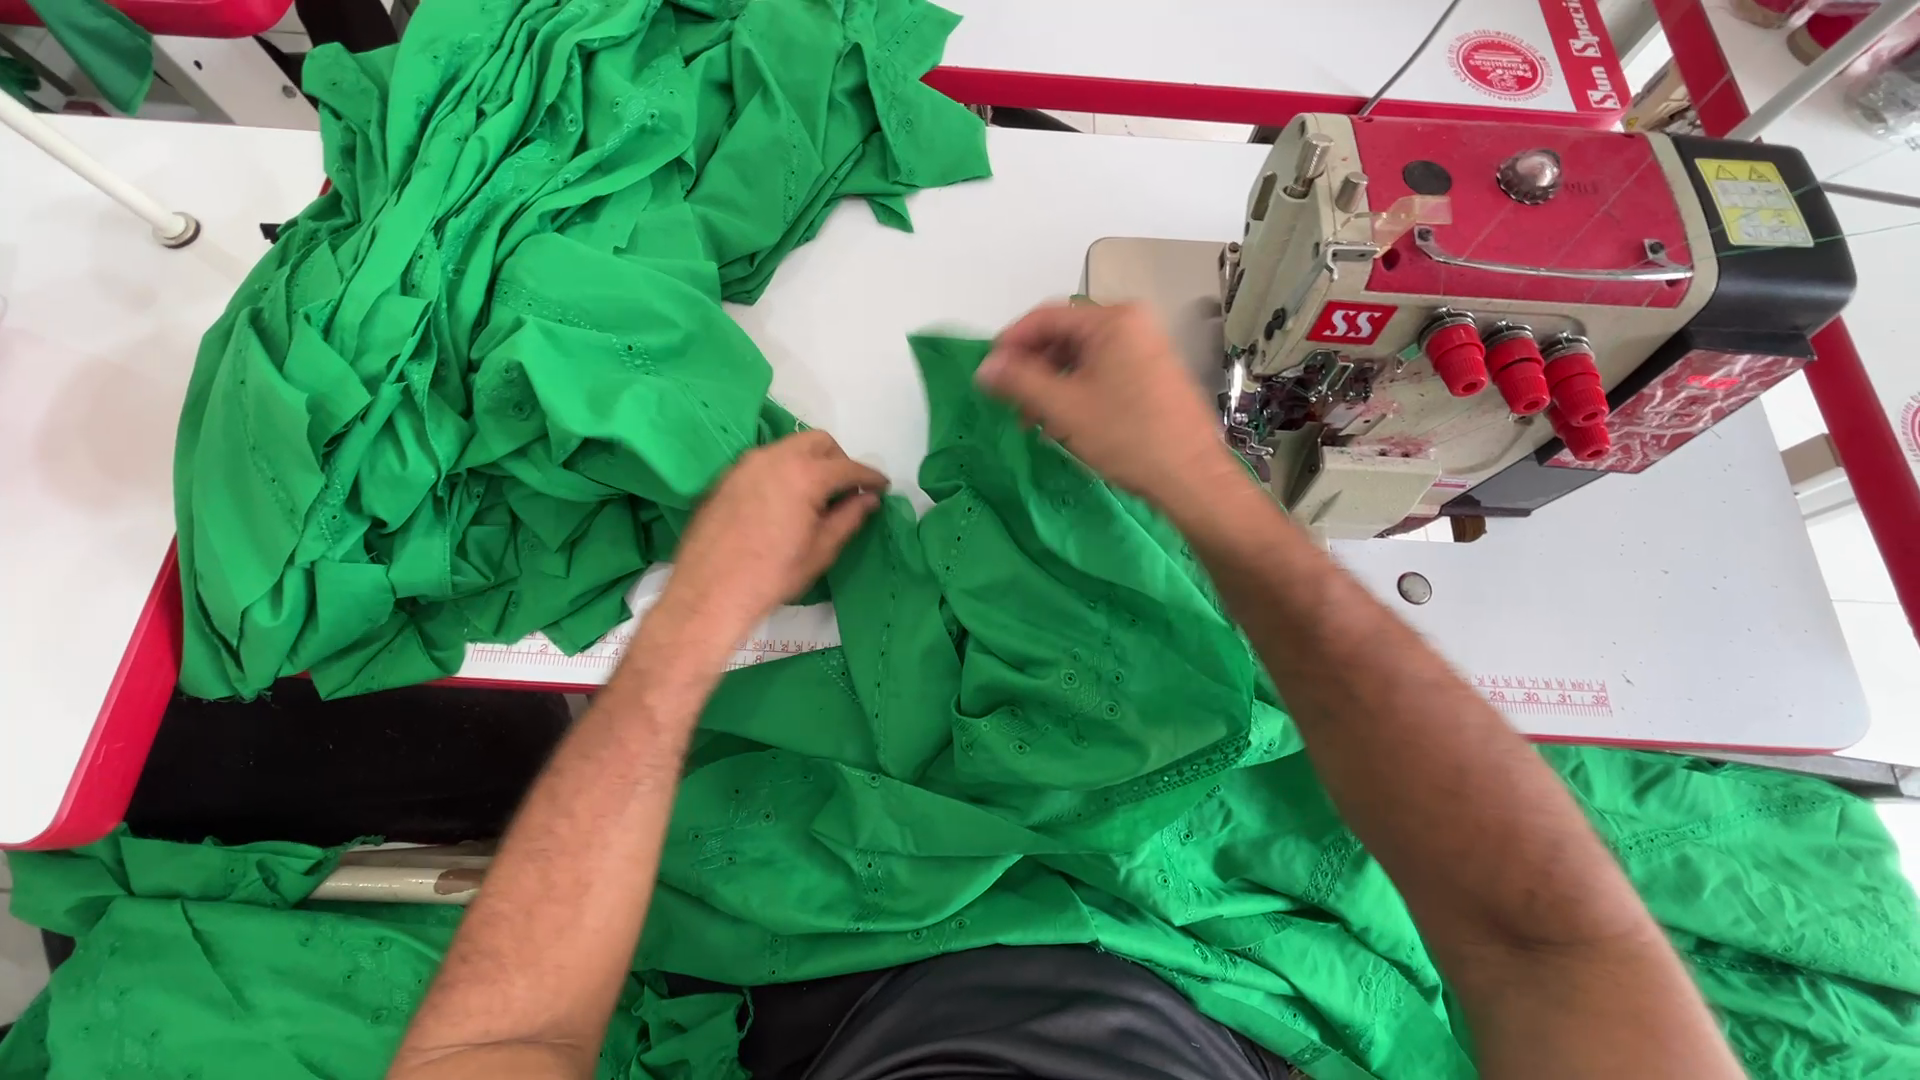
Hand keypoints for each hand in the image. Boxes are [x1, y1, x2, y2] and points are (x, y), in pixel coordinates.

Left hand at [655, 430, 885, 645]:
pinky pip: (764, 462)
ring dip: (809, 463)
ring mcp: (746, 464)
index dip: (870, 477)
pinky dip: (783, 471)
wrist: (709, 590)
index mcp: (804, 475)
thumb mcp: (820, 550)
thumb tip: (869, 500)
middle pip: (818, 442)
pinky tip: (784, 502)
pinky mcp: (726, 476)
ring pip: (788, 448)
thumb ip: (849, 518)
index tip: (881, 488)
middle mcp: (774, 458)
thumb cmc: (772, 575)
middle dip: (838, 460)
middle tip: (846, 490)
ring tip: (815, 497)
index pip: (848, 467)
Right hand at [975, 302, 1247, 514]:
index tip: (988, 374)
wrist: (1190, 476)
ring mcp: (1146, 349)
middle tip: (1011, 403)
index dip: (1010, 343)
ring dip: (1052, 385)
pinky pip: (1102, 372)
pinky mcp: (1152, 375)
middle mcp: (1133, 324)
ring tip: (1036, 421)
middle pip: (1064, 336)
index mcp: (1114, 319)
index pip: (1046, 316)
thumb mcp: (1062, 408)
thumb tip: (984, 367)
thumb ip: (1018, 381)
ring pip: (1081, 358)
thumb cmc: (1127, 437)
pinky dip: (1076, 392)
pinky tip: (1065, 423)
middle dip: (1032, 368)